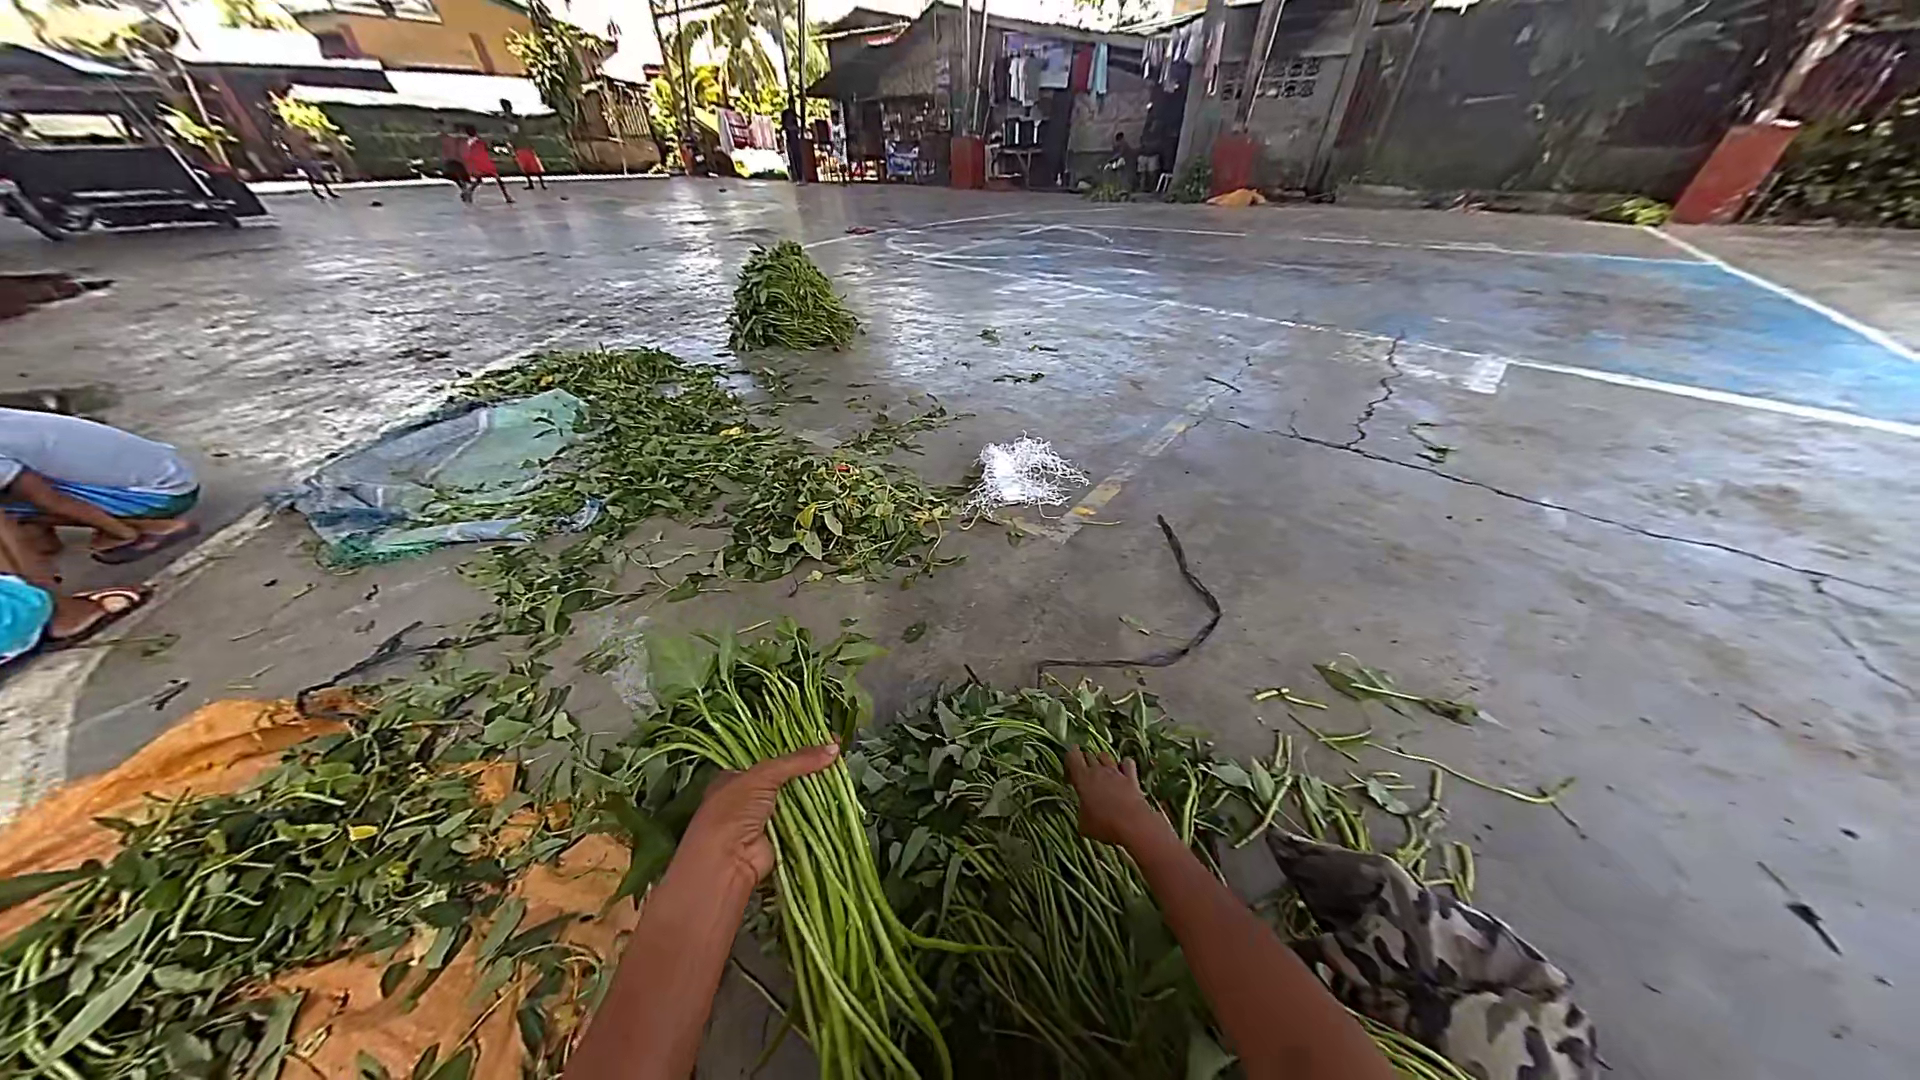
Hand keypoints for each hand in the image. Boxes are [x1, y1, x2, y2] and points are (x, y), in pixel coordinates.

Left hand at [669, 744, 838, 893]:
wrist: (726, 862)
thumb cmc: (734, 811)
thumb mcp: (762, 776)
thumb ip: (797, 761)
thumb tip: (834, 747)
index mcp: (737, 777)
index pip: (772, 756)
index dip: (796, 747)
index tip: (822, 738)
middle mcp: (750, 796)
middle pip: (787, 776)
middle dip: (810, 766)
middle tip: (838, 752)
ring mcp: (766, 818)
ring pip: (798, 797)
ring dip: (817, 788)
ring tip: (844, 770)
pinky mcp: (781, 836)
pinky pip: (805, 818)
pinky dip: (819, 810)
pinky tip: (839, 796)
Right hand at [1065, 747, 1167, 849]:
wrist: (1133, 824)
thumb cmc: (1104, 824)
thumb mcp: (1084, 824)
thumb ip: (1082, 813)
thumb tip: (1084, 813)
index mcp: (1082, 778)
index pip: (1072, 756)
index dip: (1070, 758)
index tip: (1070, 769)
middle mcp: (1098, 770)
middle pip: (1088, 755)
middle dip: (1084, 761)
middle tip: (1084, 775)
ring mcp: (1116, 772)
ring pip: (1105, 755)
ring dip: (1101, 761)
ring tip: (1101, 772)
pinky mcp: (1131, 777)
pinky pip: (1127, 763)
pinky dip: (1124, 765)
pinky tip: (1123, 772)